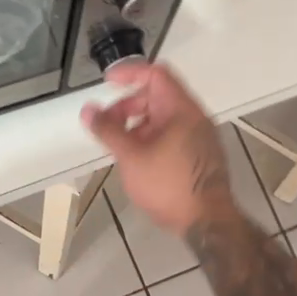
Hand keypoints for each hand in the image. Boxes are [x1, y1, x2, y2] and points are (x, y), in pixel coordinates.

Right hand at [81, 62, 234, 235]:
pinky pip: (174, 135)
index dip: (129, 74)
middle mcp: (195, 117)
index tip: (107, 84)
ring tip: (121, 147)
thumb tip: (88, 110)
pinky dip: (153, 138)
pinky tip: (140, 161)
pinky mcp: (202, 155)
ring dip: (139, 125)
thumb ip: (109, 131)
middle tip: (108, 125)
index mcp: (181, 109)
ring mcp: (201, 137)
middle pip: (158, 96)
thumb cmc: (169, 186)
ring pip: (165, 118)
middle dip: (129, 106)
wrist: (207, 222)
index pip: (155, 74)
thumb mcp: (132, 157)